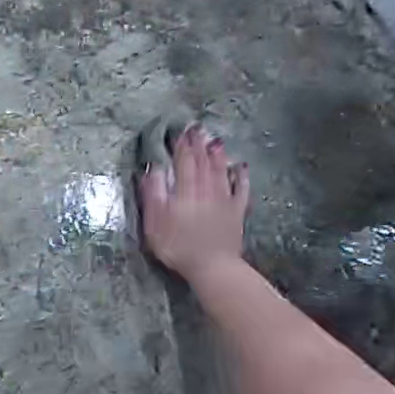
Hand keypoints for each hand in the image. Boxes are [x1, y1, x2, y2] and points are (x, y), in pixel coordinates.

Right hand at [138, 123, 250, 286]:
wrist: (212, 265)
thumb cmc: (177, 246)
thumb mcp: (155, 222)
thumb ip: (153, 194)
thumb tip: (153, 170)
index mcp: (185, 190)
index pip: (184, 162)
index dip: (181, 146)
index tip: (180, 132)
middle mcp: (206, 189)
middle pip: (203, 162)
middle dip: (199, 144)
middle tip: (197, 128)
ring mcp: (224, 199)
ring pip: (221, 170)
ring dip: (218, 154)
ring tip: (215, 140)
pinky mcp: (236, 211)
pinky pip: (241, 187)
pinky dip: (241, 175)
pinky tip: (240, 166)